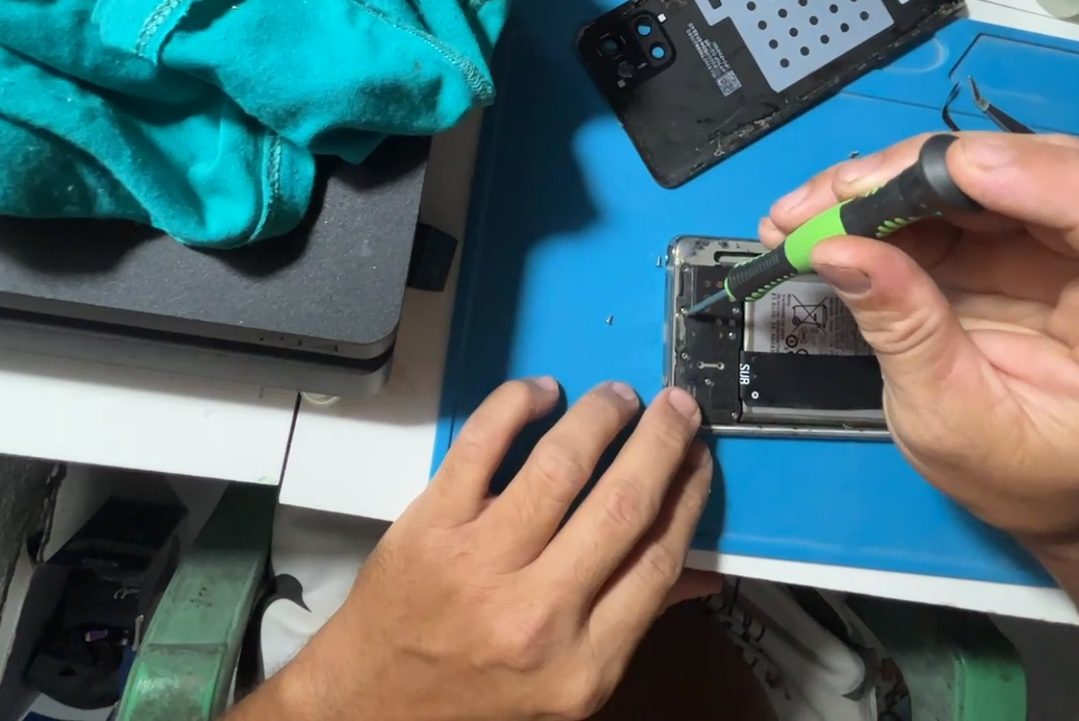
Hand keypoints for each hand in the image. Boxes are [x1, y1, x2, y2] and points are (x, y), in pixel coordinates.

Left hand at [252, 379, 716, 720]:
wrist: (374, 705)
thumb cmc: (480, 695)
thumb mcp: (568, 682)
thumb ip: (634, 620)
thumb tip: (704, 571)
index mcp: (584, 662)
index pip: (657, 559)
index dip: (686, 496)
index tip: (698, 456)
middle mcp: (539, 611)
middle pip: (620, 506)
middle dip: (660, 444)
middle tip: (678, 404)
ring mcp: (481, 560)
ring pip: (558, 467)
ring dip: (599, 417)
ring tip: (619, 395)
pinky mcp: (433, 522)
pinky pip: (482, 444)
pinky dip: (516, 404)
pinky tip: (542, 390)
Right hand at [761, 132, 1078, 543]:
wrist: (1039, 493)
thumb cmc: (1020, 475)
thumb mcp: (950, 422)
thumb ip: (905, 333)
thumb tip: (837, 250)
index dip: (1062, 187)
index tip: (961, 169)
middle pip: (1052, 181)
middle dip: (935, 173)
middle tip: (840, 193)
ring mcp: (1064, 248)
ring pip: (987, 175)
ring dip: (887, 182)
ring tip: (803, 210)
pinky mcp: (1009, 239)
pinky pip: (944, 198)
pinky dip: (876, 202)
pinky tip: (817, 215)